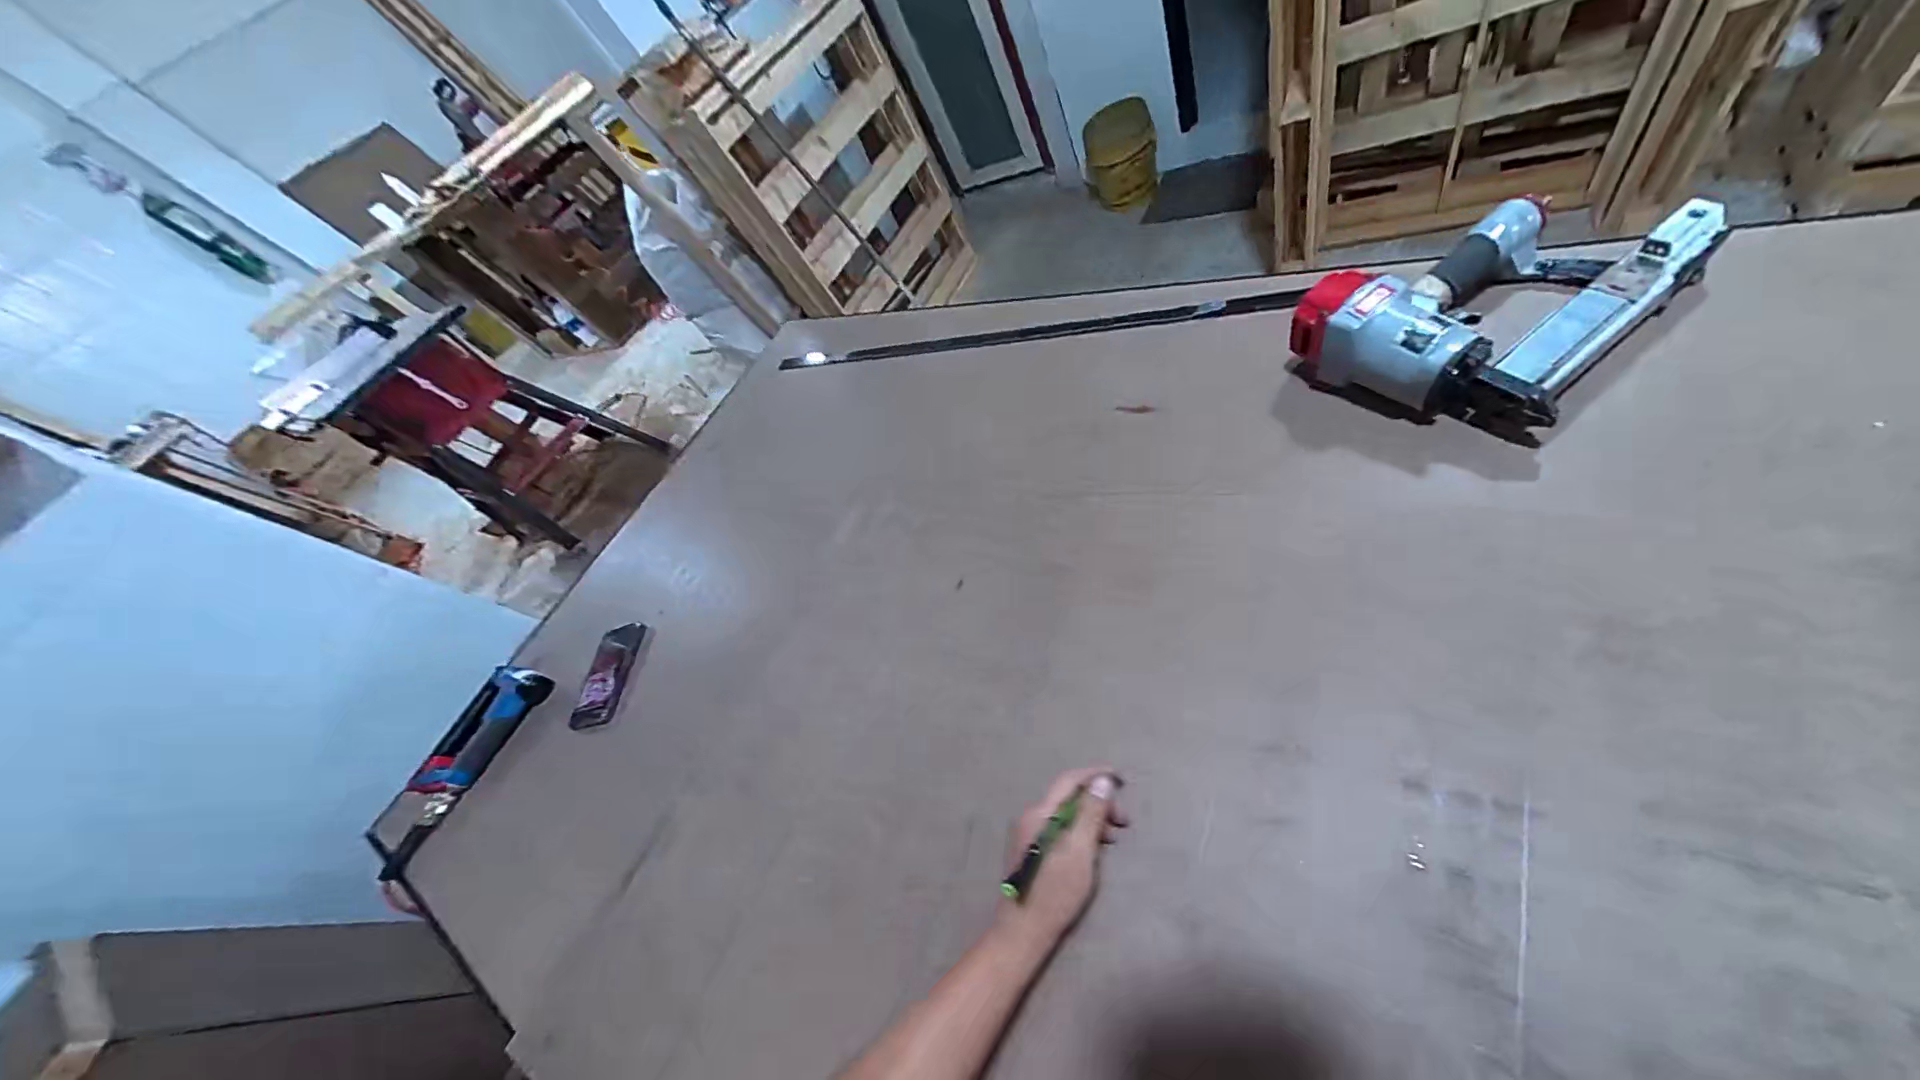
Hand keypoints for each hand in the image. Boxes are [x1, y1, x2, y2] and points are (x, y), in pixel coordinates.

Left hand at [993, 768, 1126, 953]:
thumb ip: (1090, 813)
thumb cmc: (1056, 892)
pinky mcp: (1030, 851)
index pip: (1069, 781)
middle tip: (1123, 823)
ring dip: (1091, 819)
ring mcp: (1027, 834)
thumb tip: (1101, 781)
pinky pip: (1058, 829)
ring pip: (1065, 815)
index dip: (1095, 775)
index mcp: (1040, 813)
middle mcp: (1030, 817)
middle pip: (1068, 798)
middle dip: (1097, 803)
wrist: (1023, 931)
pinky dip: (1079, 832)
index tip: (1121, 779)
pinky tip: (1092, 850)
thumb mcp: (1080, 850)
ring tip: (1112, 840)